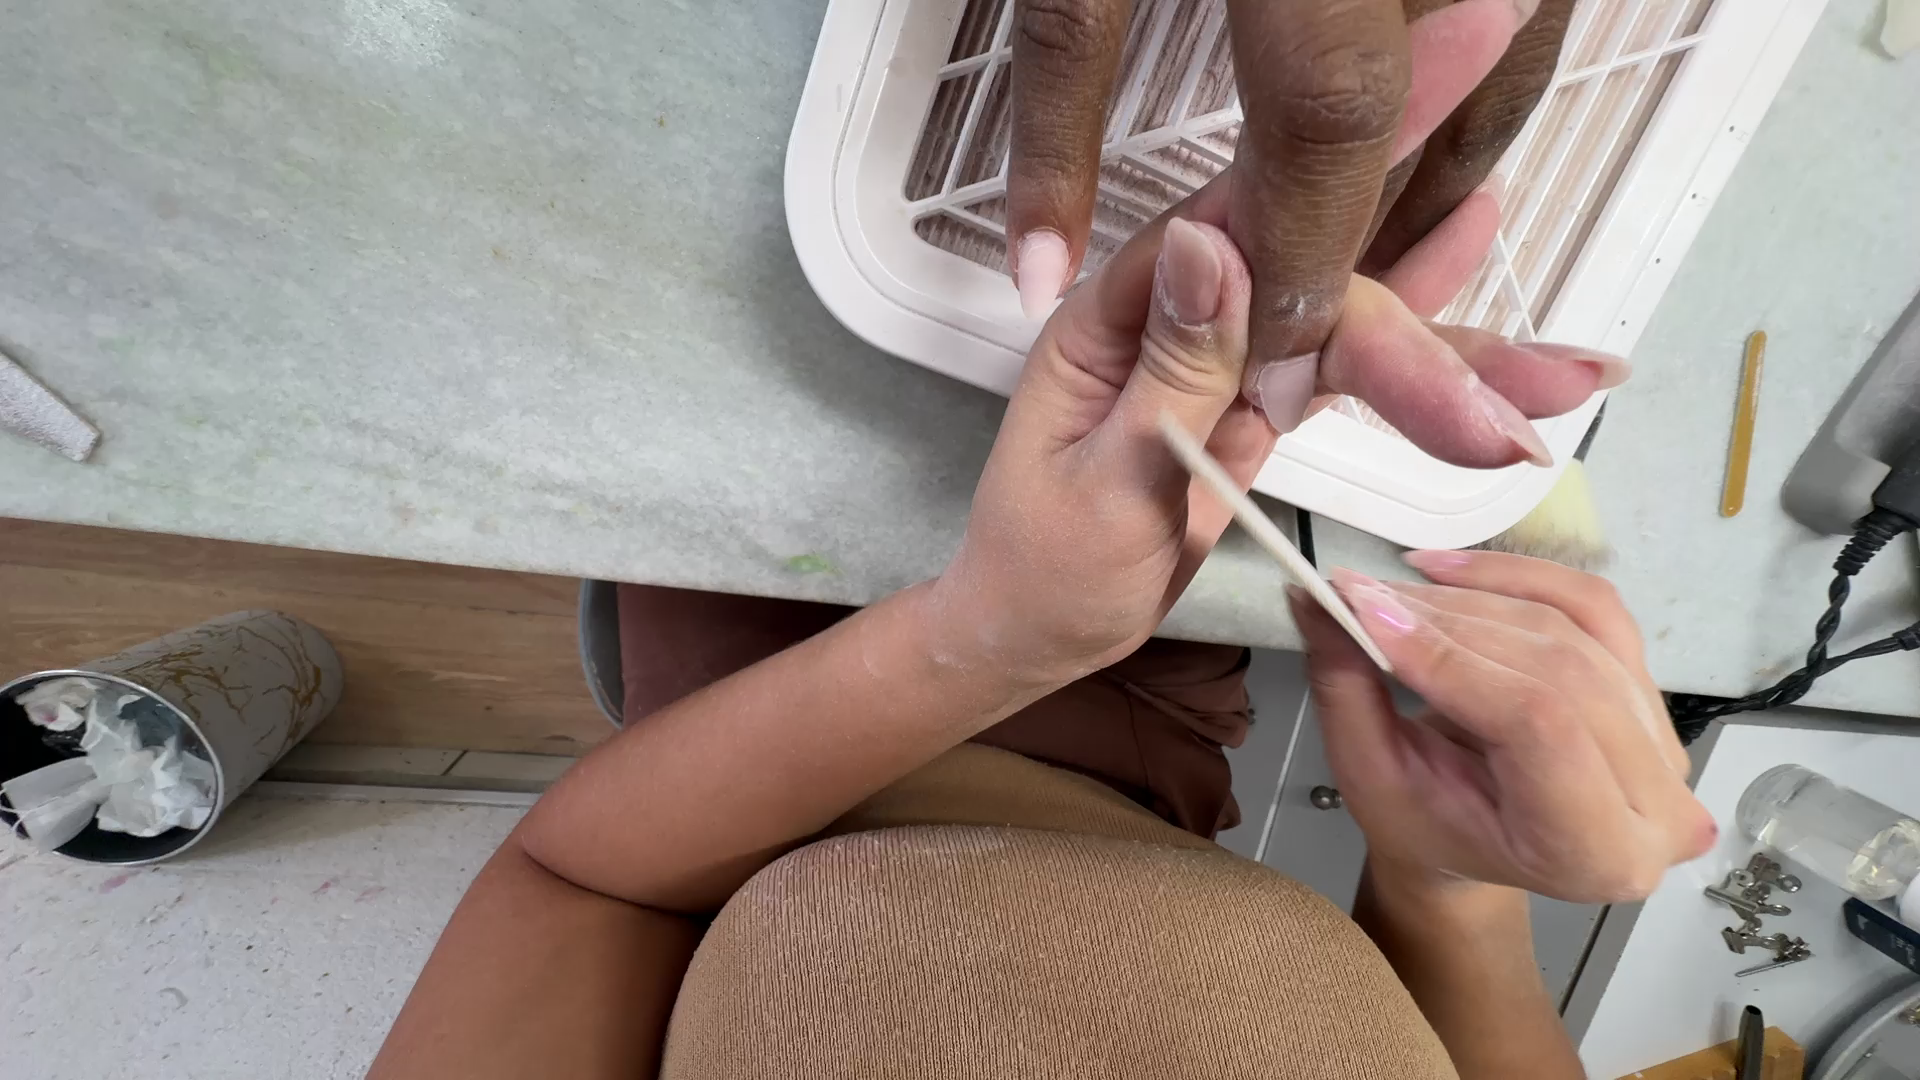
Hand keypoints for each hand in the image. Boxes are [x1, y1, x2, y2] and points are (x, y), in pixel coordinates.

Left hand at [934, 42, 1621, 689]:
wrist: (1043, 629)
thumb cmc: (1047, 570)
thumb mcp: (1107, 479)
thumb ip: (1170, 370)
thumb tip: (1212, 237)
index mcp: (1109, 326)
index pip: (1225, 227)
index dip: (1328, 167)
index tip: (1434, 78)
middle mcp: (1168, 330)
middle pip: (1302, 287)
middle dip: (1417, 320)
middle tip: (1556, 361)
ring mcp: (1215, 372)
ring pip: (1336, 337)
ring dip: (1447, 356)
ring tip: (1568, 372)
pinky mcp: (1245, 417)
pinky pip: (1332, 386)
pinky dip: (1407, 382)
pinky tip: (1494, 362)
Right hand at [1291, 551, 1714, 902]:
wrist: (1474, 835)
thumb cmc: (1419, 822)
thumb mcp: (1365, 770)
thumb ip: (1344, 684)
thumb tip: (1312, 598)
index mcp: (1591, 851)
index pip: (1535, 725)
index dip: (1447, 656)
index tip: (1361, 610)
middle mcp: (1659, 801)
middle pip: (1559, 667)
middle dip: (1447, 618)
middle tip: (1360, 592)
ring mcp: (1666, 741)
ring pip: (1572, 628)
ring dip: (1469, 593)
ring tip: (1392, 588)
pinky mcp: (1646, 691)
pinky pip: (1592, 604)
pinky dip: (1515, 574)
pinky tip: (1448, 569)